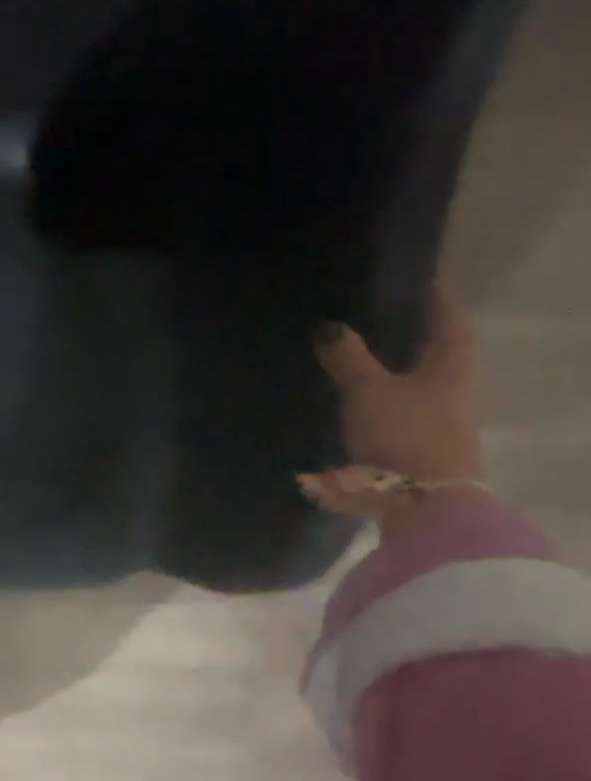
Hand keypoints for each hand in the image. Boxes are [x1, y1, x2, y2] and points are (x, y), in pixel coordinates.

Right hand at [300, 285, 485, 532]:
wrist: (420, 499)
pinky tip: (347, 394)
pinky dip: (374, 393)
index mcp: (452, 363)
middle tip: (366, 315)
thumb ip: (347, 358)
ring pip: (410, 377)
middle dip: (403, 332)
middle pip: (431, 348)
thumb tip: (328, 326)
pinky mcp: (415, 439)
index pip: (446, 317)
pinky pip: (394, 403)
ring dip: (385, 365)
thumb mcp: (367, 391)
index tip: (404, 281)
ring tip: (347, 353)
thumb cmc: (403, 434)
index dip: (428, 297)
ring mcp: (436, 414)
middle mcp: (452, 384)